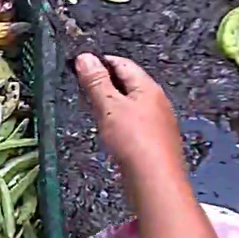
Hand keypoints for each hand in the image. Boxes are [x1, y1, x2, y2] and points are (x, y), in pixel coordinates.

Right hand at [75, 54, 183, 185]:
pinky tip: (110, 130)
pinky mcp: (153, 140)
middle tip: (83, 84)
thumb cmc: (134, 140)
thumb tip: (85, 57)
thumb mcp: (109, 106)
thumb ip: (96, 82)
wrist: (154, 180)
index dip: (101, 61)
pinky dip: (119, 119)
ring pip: (131, 103)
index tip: (81, 64)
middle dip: (106, 81)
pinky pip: (134, 121)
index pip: (123, 64)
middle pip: (129, 83)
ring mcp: (157, 121)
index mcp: (148, 88)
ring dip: (112, 101)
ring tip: (93, 106)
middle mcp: (157, 101)